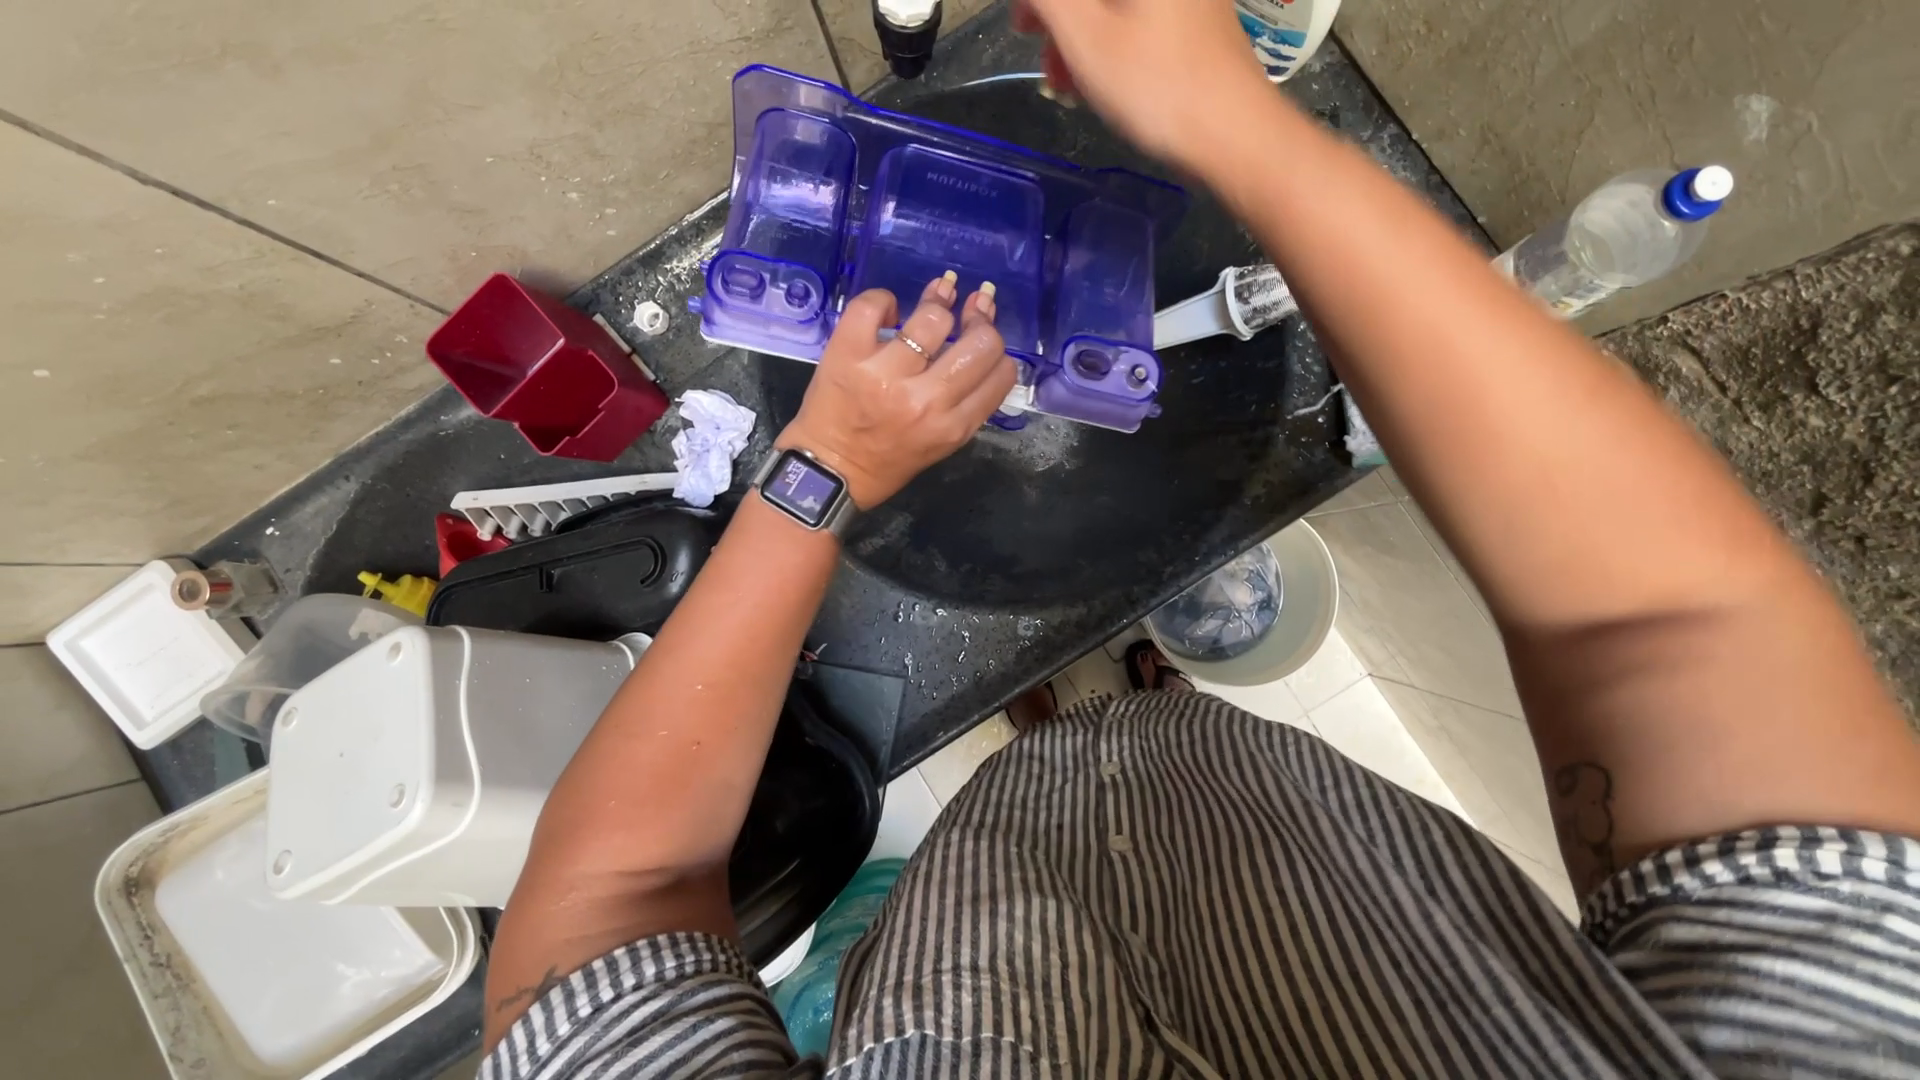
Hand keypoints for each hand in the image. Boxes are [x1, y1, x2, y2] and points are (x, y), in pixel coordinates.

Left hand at [778, 274, 1016, 508]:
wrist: (828, 471)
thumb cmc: (887, 461)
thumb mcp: (941, 443)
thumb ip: (966, 403)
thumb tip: (982, 345)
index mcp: (952, 426)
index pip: (1002, 374)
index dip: (1000, 348)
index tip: (986, 334)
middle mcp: (925, 401)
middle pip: (981, 342)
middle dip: (979, 320)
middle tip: (969, 311)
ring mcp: (885, 375)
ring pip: (932, 318)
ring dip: (938, 301)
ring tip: (939, 296)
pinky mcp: (848, 356)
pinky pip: (873, 306)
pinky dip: (883, 300)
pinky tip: (889, 310)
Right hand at [1015, 0, 1272, 171]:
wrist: (1234, 133)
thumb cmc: (1155, 86)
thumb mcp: (1086, 37)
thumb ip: (1050, 0)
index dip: (1042, 2)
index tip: (1024, 26)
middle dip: (1063, 18)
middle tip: (1045, 59)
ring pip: (1118, 9)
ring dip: (1083, 36)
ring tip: (1069, 83)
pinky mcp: (1198, 24)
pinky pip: (1142, 23)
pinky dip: (1114, 45)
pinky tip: (1103, 82)